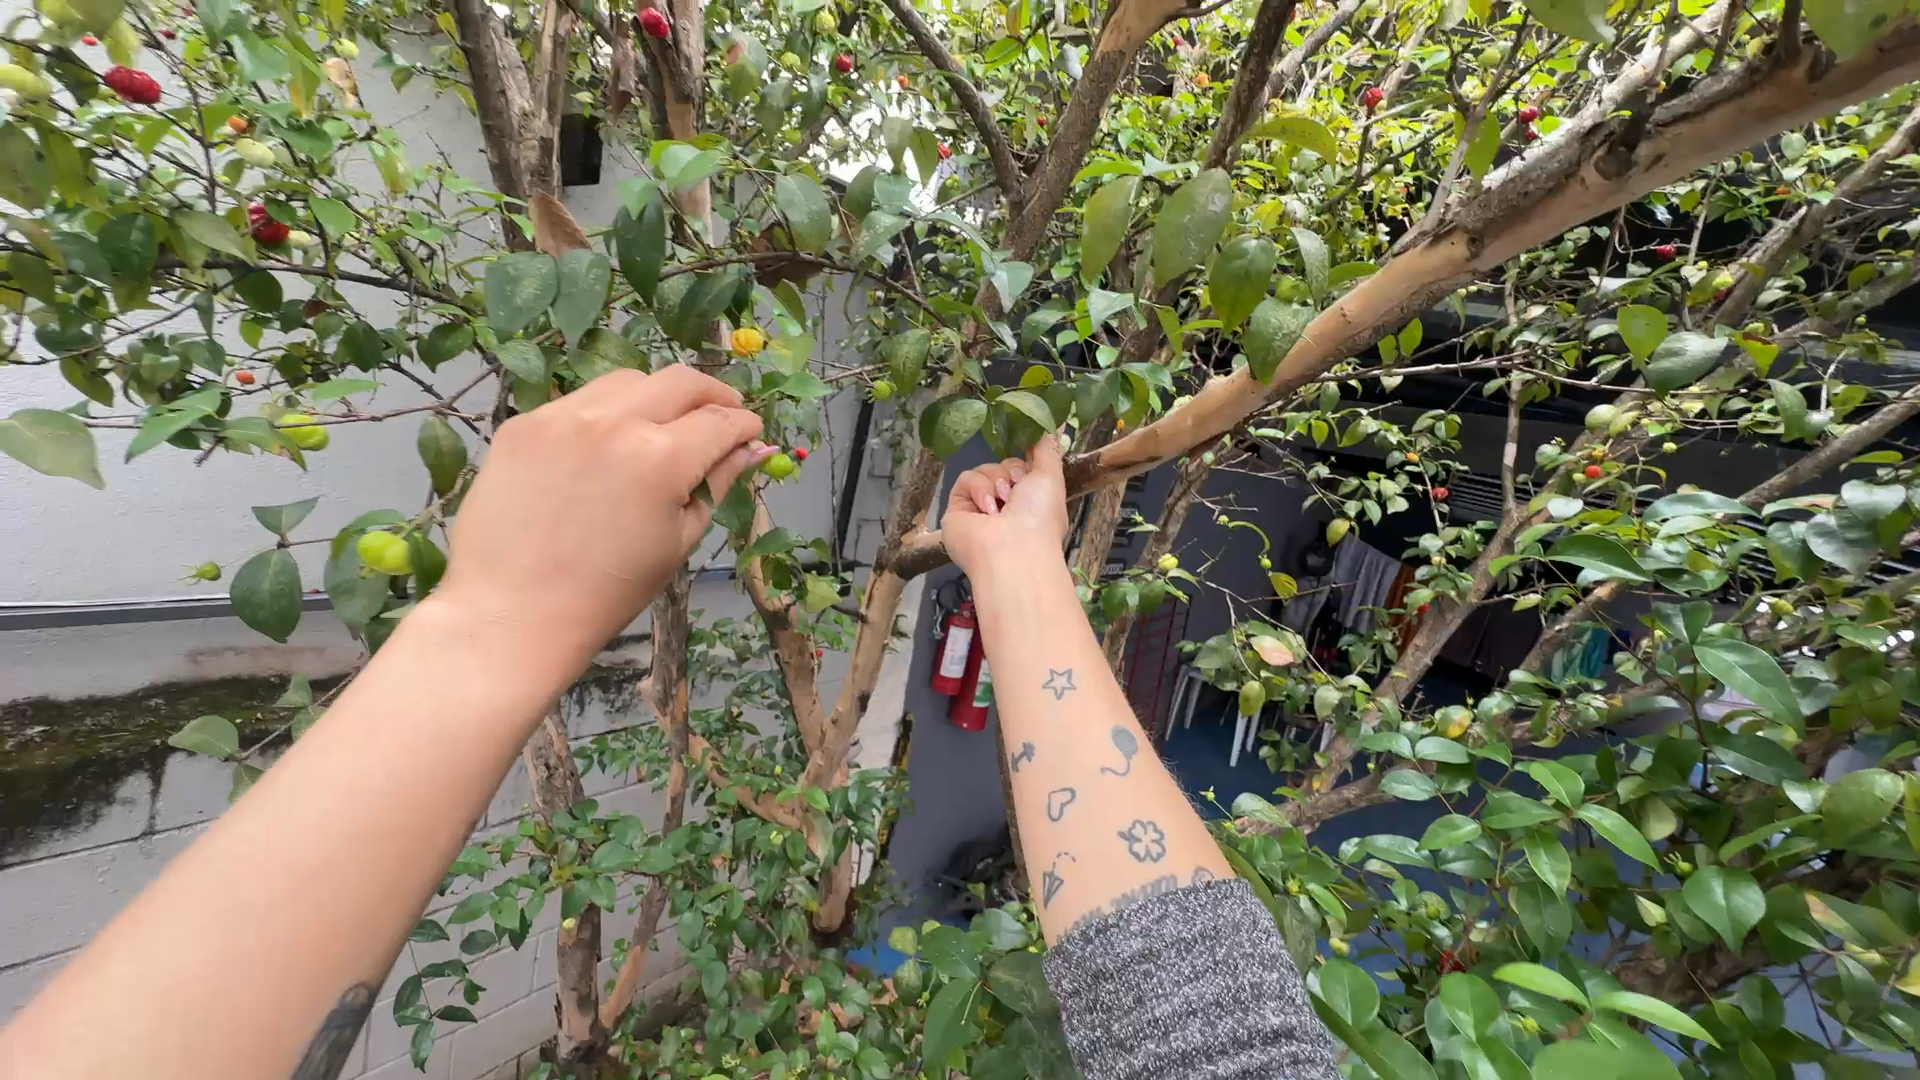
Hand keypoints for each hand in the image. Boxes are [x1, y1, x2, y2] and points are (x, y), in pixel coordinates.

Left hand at [435, 365, 770, 667]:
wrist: (515, 611)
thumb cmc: (613, 589)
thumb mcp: (681, 537)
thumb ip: (718, 482)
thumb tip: (752, 449)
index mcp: (661, 458)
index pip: (721, 421)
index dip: (746, 426)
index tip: (753, 433)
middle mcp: (615, 422)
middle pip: (681, 382)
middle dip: (714, 395)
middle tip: (725, 416)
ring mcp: (563, 416)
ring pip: (631, 381)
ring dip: (661, 397)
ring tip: (666, 427)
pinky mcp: (524, 423)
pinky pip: (583, 400)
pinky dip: (611, 413)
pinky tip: (611, 447)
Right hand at [941, 432, 1069, 579]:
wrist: (1011, 551)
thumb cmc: (1039, 516)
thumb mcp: (1051, 476)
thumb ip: (1046, 449)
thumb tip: (1048, 424)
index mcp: (1030, 500)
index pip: (1023, 468)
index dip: (1025, 461)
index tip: (1029, 455)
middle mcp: (1006, 505)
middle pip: (1003, 465)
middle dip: (1012, 472)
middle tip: (1017, 489)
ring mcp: (980, 507)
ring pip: (984, 470)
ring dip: (996, 482)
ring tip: (1002, 505)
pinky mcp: (957, 509)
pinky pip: (965, 480)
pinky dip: (978, 490)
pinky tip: (987, 510)